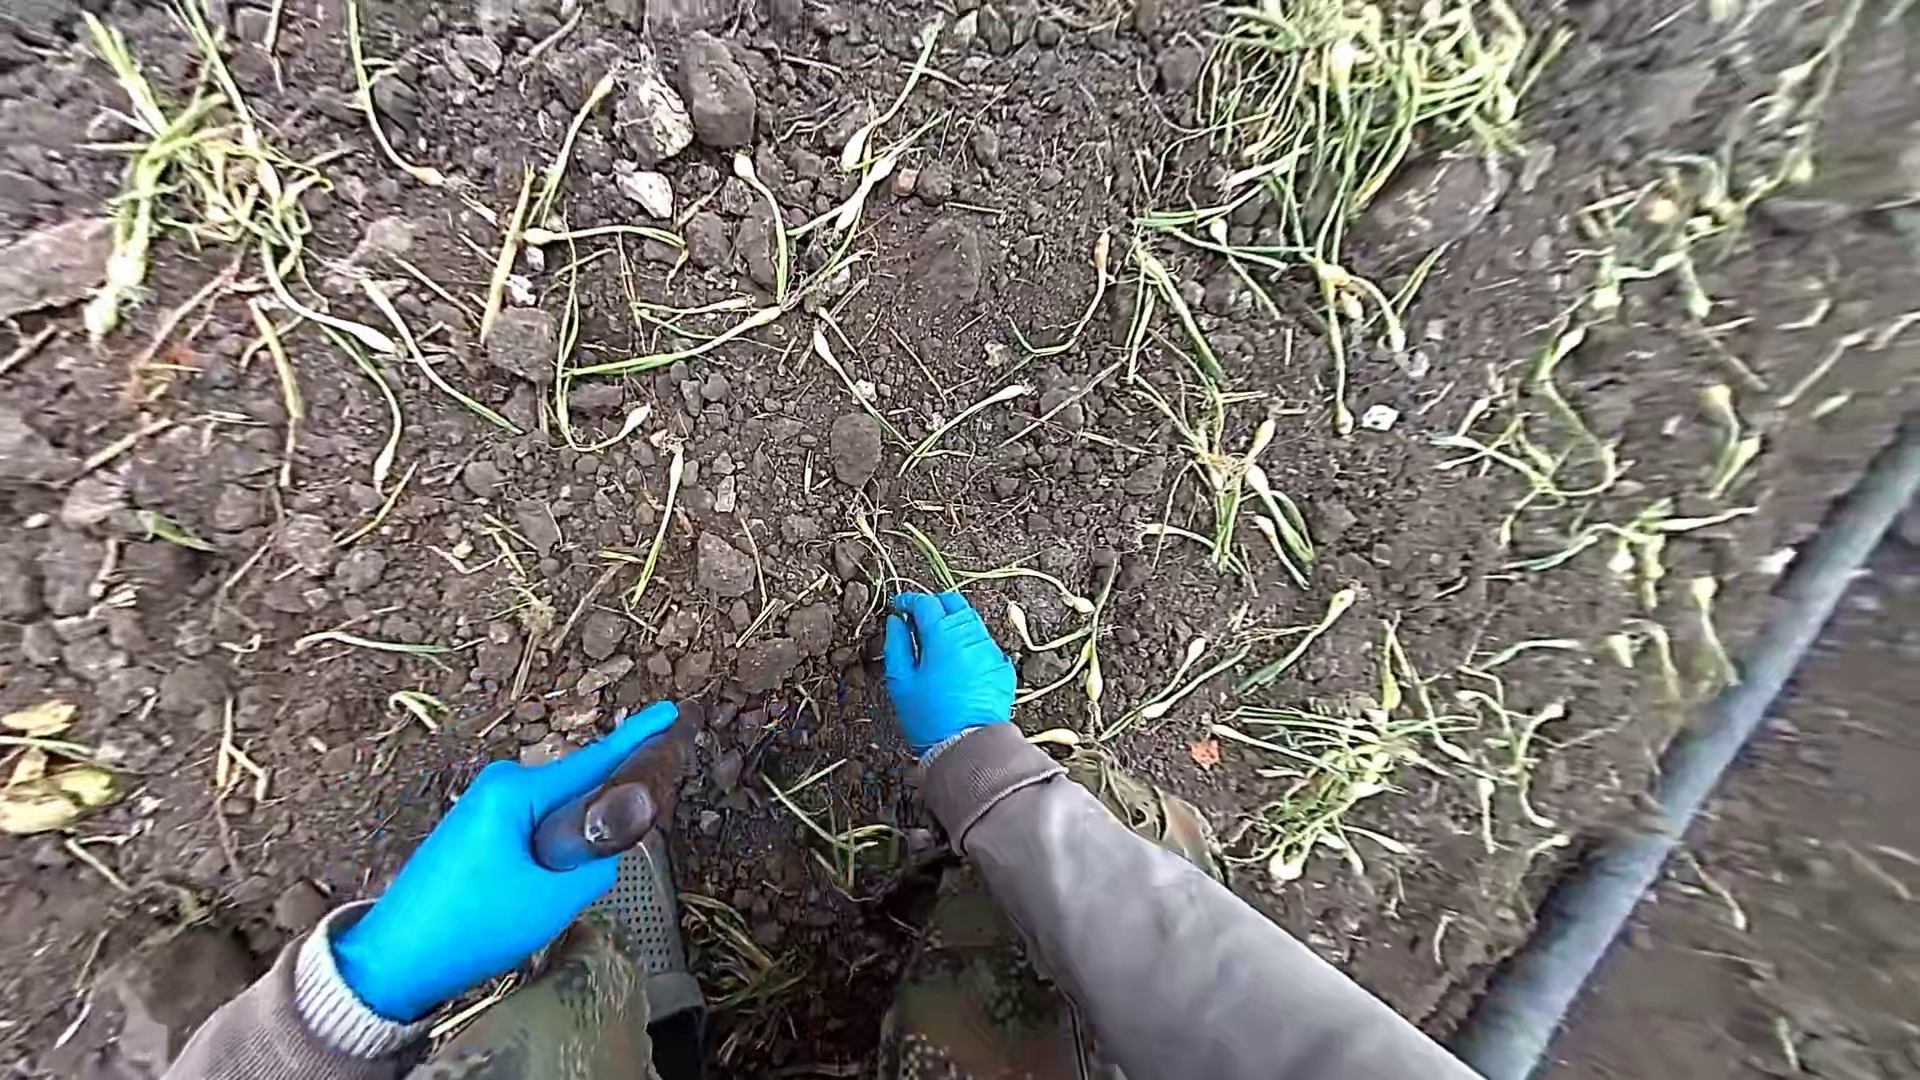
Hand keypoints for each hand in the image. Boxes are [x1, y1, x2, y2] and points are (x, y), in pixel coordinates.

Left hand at [333, 701, 679, 1020]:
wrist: (384, 970)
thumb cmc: (468, 929)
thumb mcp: (554, 899)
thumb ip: (601, 863)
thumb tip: (613, 847)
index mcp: (516, 791)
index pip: (596, 758)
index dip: (640, 735)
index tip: (671, 712)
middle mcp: (502, 783)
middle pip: (581, 782)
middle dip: (608, 801)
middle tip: (629, 827)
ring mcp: (487, 800)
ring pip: (559, 803)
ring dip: (577, 826)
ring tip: (568, 871)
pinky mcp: (480, 821)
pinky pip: (538, 815)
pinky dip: (556, 832)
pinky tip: (551, 866)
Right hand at [884, 592, 1015, 754]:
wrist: (969, 747)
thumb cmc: (931, 718)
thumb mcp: (901, 681)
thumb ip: (897, 645)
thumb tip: (897, 621)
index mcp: (944, 636)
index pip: (926, 602)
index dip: (909, 601)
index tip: (900, 606)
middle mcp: (972, 636)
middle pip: (954, 602)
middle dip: (935, 604)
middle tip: (919, 619)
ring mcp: (990, 650)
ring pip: (971, 621)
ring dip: (953, 623)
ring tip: (937, 643)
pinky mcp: (1002, 666)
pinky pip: (984, 643)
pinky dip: (969, 644)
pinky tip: (958, 662)